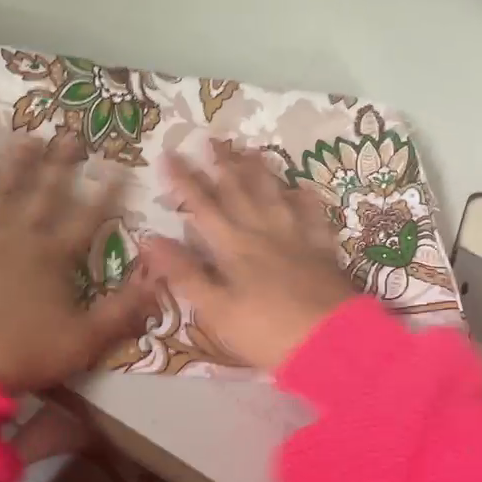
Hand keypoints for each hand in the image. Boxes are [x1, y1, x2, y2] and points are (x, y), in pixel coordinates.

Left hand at [0, 141, 154, 394]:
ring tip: (27, 137)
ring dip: (17, 162)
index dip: (107, 192)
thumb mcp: (83, 340)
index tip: (120, 166)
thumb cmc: (23, 350)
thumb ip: (121, 311)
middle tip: (71, 134)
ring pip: (4, 188)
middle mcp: (23, 235)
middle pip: (46, 192)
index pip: (88, 217)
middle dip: (62, 163)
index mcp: (55, 257)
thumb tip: (157, 282)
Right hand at [142, 141, 357, 372]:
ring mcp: (296, 237)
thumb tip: (149, 238)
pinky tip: (300, 188)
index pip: (202, 205)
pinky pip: (312, 215)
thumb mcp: (215, 309)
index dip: (184, 180)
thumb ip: (184, 272)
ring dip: (258, 171)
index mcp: (233, 246)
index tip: (169, 154)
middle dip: (220, 164)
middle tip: (210, 138)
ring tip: (248, 150)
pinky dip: (304, 199)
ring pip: (273, 194)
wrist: (332, 342)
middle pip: (238, 191)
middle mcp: (262, 232)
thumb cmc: (265, 331)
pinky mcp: (321, 250)